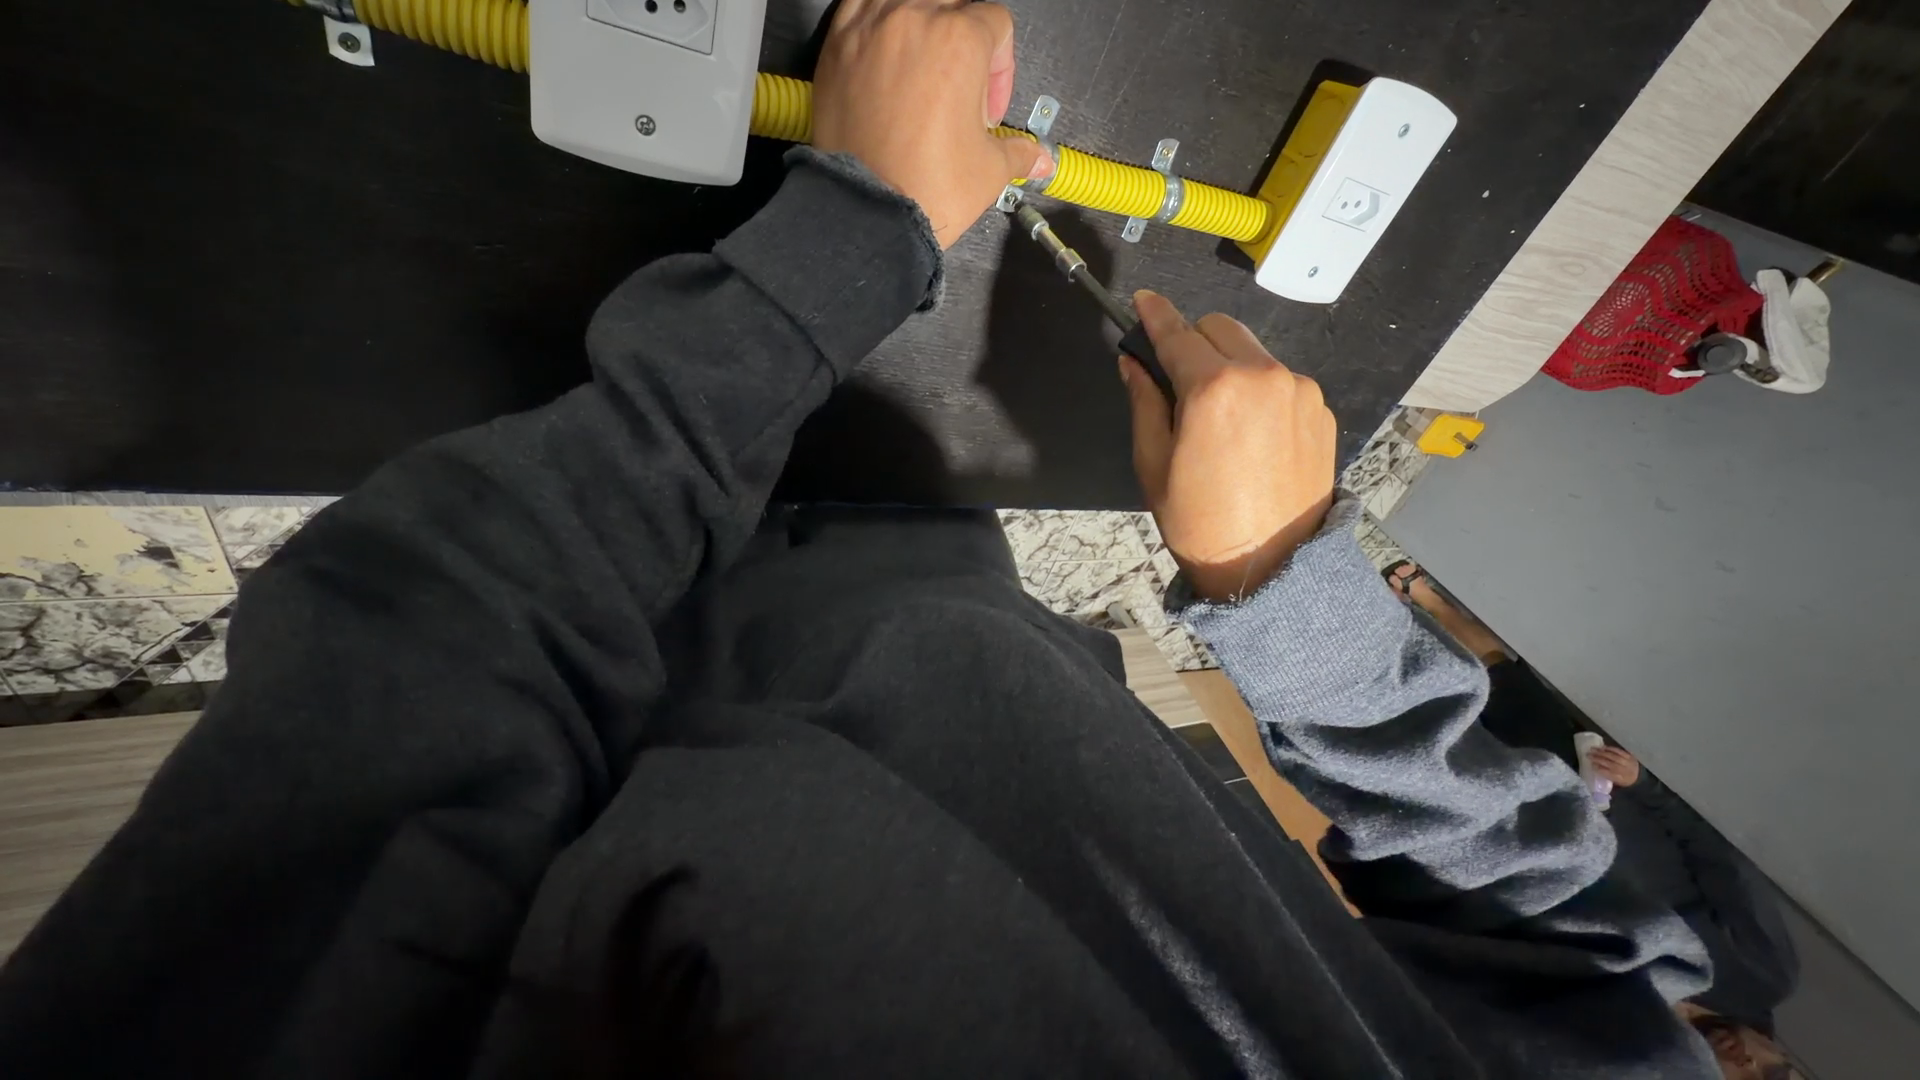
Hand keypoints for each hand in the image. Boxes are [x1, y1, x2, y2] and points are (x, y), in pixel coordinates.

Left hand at [812, 0, 1052, 248]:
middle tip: (958, 88)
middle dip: (962, 39)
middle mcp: (914, 19)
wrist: (868, 214)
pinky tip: (884, 57)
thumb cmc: (929, 189)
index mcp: (960, 39)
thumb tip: (1037, 158)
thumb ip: (1017, 151)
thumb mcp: (989, 171)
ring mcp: (870, 28)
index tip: (989, 110)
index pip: (995, 23)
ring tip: (920, 69)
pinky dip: (876, 23)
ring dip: (919, 25)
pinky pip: (858, 6)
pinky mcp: (836, 47)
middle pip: (950, 3)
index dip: (1001, 68)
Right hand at [1124, 291, 1337, 601]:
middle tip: (1176, 375)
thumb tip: (1133, 363)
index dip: (1155, 314)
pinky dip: (1258, 388)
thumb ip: (1144, 402)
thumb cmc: (1197, 521)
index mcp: (1214, 388)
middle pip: (1220, 327)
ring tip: (1218, 413)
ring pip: (1253, 350)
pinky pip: (1280, 379)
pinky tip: (1250, 432)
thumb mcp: (1153, 463)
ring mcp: (1299, 390)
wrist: (1269, 565)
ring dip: (1227, 362)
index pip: (1177, 333)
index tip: (1142, 300)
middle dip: (1193, 338)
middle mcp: (1263, 375)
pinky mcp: (1320, 409)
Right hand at [1588, 746, 1641, 786]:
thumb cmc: (1623, 780)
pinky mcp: (1630, 756)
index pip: (1608, 773)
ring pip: (1614, 756)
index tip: (1591, 764)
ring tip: (1592, 749)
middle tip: (1588, 754)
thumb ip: (1606, 775)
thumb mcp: (1615, 782)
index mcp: (1621, 779)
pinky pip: (1620, 751)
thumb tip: (1594, 766)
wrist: (1640, 777)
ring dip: (1602, 752)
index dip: (1599, 768)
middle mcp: (1625, 771)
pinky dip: (1610, 749)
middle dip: (1598, 758)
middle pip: (1610, 764)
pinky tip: (1603, 747)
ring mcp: (1628, 763)